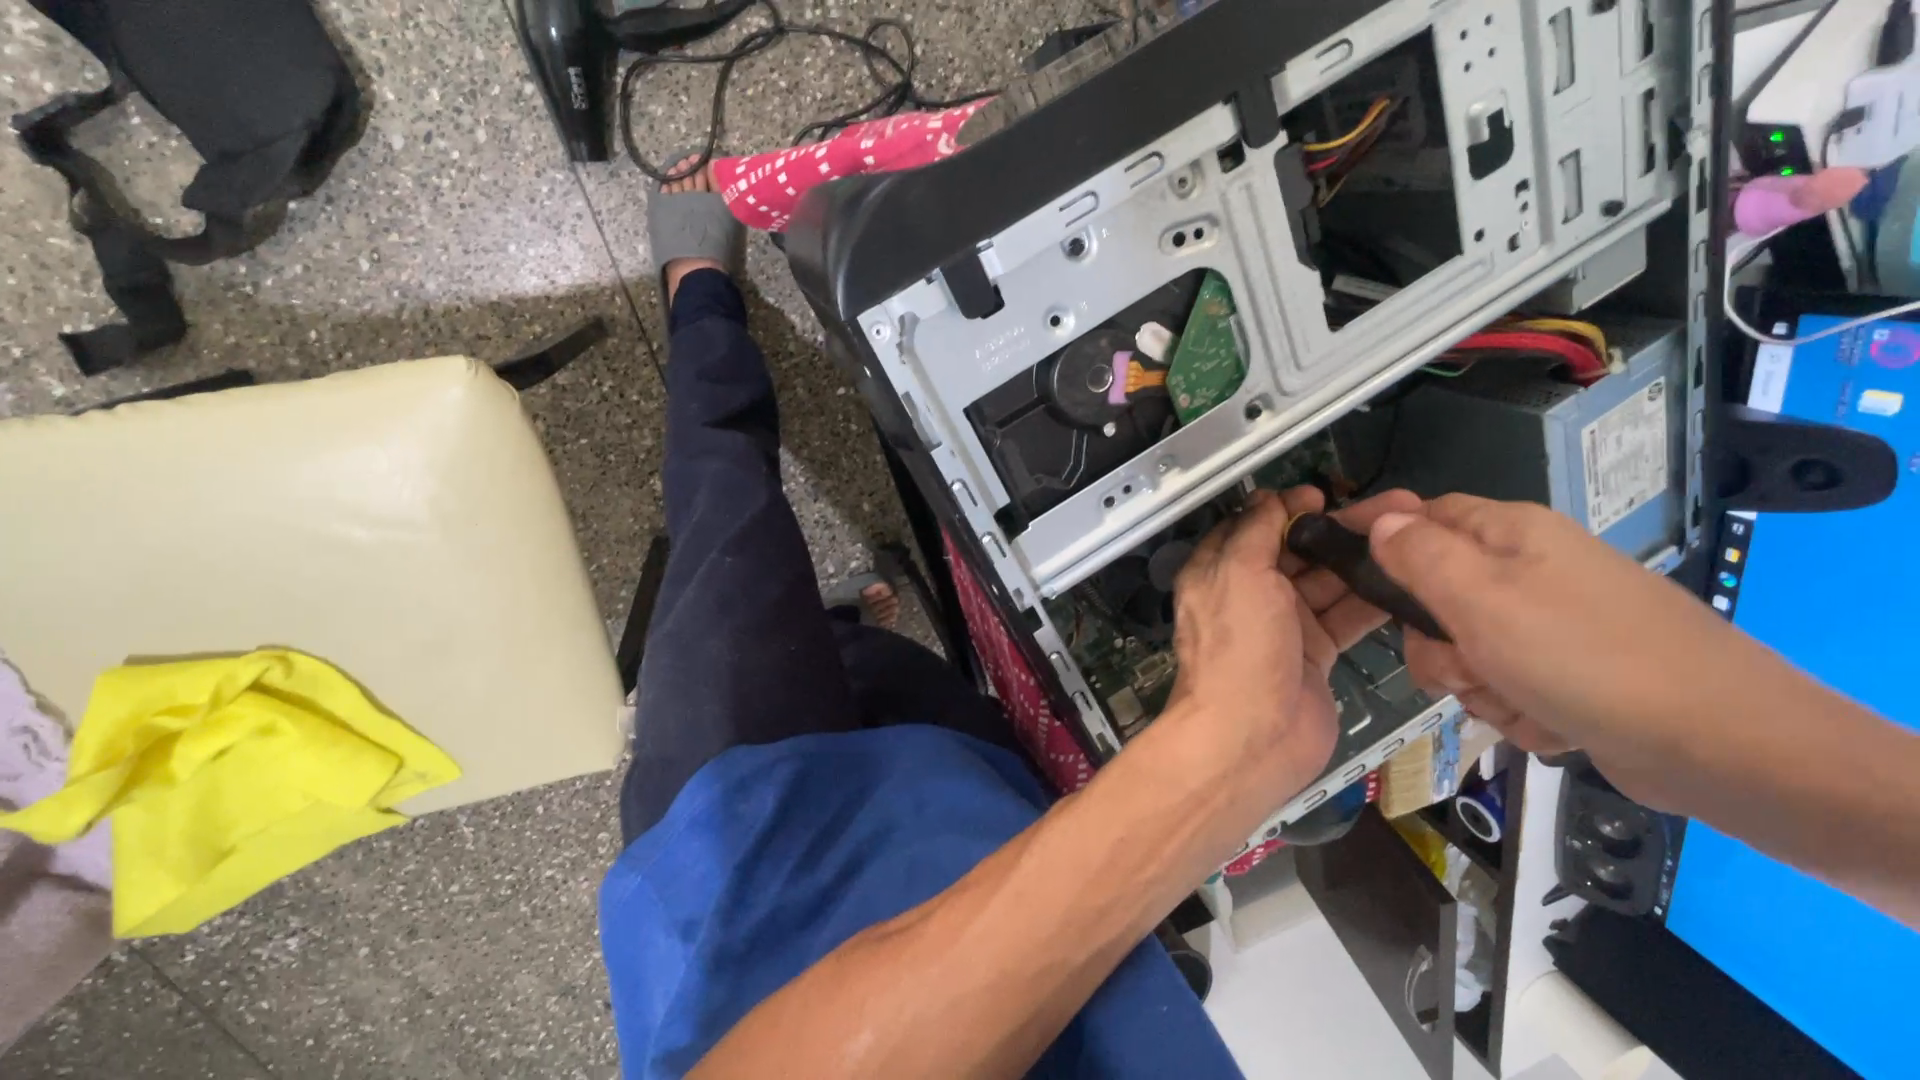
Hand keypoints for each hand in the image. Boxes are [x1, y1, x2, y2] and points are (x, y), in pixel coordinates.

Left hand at [1164, 485, 1421, 796]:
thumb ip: (1256, 532)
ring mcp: (1285, 626)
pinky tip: (1411, 579)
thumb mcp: (1239, 573)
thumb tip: (1270, 498)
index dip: (1287, 508)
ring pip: (1328, 581)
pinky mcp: (1316, 654)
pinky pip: (1347, 617)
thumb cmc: (1238, 648)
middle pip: (1298, 551)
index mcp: (1219, 572)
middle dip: (1338, 528)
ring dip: (1364, 559)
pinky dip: (1374, 600)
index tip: (1323, 495)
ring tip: (1412, 534)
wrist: (1251, 736)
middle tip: (1392, 507)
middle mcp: (1250, 595)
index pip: (1254, 527)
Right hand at [1368, 494, 1761, 806]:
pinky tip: (1549, 722)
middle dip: (1434, 641)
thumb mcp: (1480, 598)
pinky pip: (1504, 686)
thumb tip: (1381, 519)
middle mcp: (1529, 571)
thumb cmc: (1582, 656)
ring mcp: (1551, 624)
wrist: (1716, 741)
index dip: (1375, 531)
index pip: (1419, 513)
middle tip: (1462, 662)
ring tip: (1516, 699)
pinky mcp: (1569, 673)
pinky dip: (1514, 709)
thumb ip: (1418, 555)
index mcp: (1509, 534)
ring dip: (1474, 684)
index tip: (1331, 562)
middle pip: (1433, 595)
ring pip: (1464, 650)